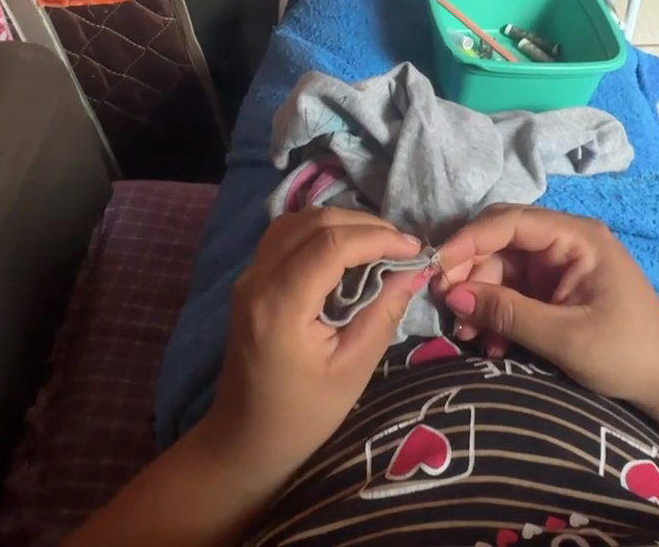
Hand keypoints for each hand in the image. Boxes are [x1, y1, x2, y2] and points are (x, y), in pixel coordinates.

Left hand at [197, 207, 428, 488]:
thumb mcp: (353, 371)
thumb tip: (415, 271)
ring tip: (381, 245)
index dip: (378, 237)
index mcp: (280, 306)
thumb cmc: (301, 416)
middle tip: (404, 248)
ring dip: (345, 222)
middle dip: (367, 226)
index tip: (416, 251)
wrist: (242, 440)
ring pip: (301, 219)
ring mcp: (249, 274)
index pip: (332, 244)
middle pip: (317, 222)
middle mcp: (258, 279)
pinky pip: (288, 232)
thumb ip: (383, 313)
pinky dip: (323, 229)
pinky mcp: (251, 276)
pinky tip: (347, 248)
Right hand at [432, 204, 658, 413]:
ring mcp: (557, 266)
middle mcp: (563, 242)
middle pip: (501, 242)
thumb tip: (452, 293)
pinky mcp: (552, 290)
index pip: (512, 221)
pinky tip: (489, 342)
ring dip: (479, 298)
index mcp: (576, 237)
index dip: (471, 239)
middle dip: (470, 271)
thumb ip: (508, 312)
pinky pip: (511, 291)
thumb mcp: (565, 337)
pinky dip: (495, 313)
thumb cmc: (628, 353)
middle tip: (444, 303)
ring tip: (466, 333)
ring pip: (500, 268)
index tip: (438, 264)